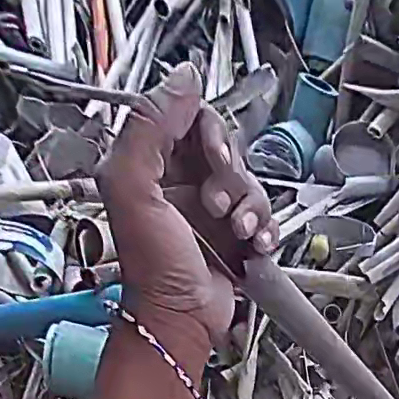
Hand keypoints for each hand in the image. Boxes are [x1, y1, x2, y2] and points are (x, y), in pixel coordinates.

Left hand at [96, 63, 277, 355]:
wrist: (181, 319)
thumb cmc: (154, 267)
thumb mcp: (133, 188)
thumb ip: (147, 127)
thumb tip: (182, 79)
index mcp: (154, 166)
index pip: (190, 120)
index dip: (209, 132)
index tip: (215, 157)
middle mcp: (185, 184)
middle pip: (228, 151)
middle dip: (232, 176)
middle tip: (219, 204)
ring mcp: (214, 213)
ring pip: (250, 184)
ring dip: (251, 207)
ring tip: (238, 232)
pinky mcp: (237, 238)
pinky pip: (264, 218)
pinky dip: (266, 230)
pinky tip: (256, 245)